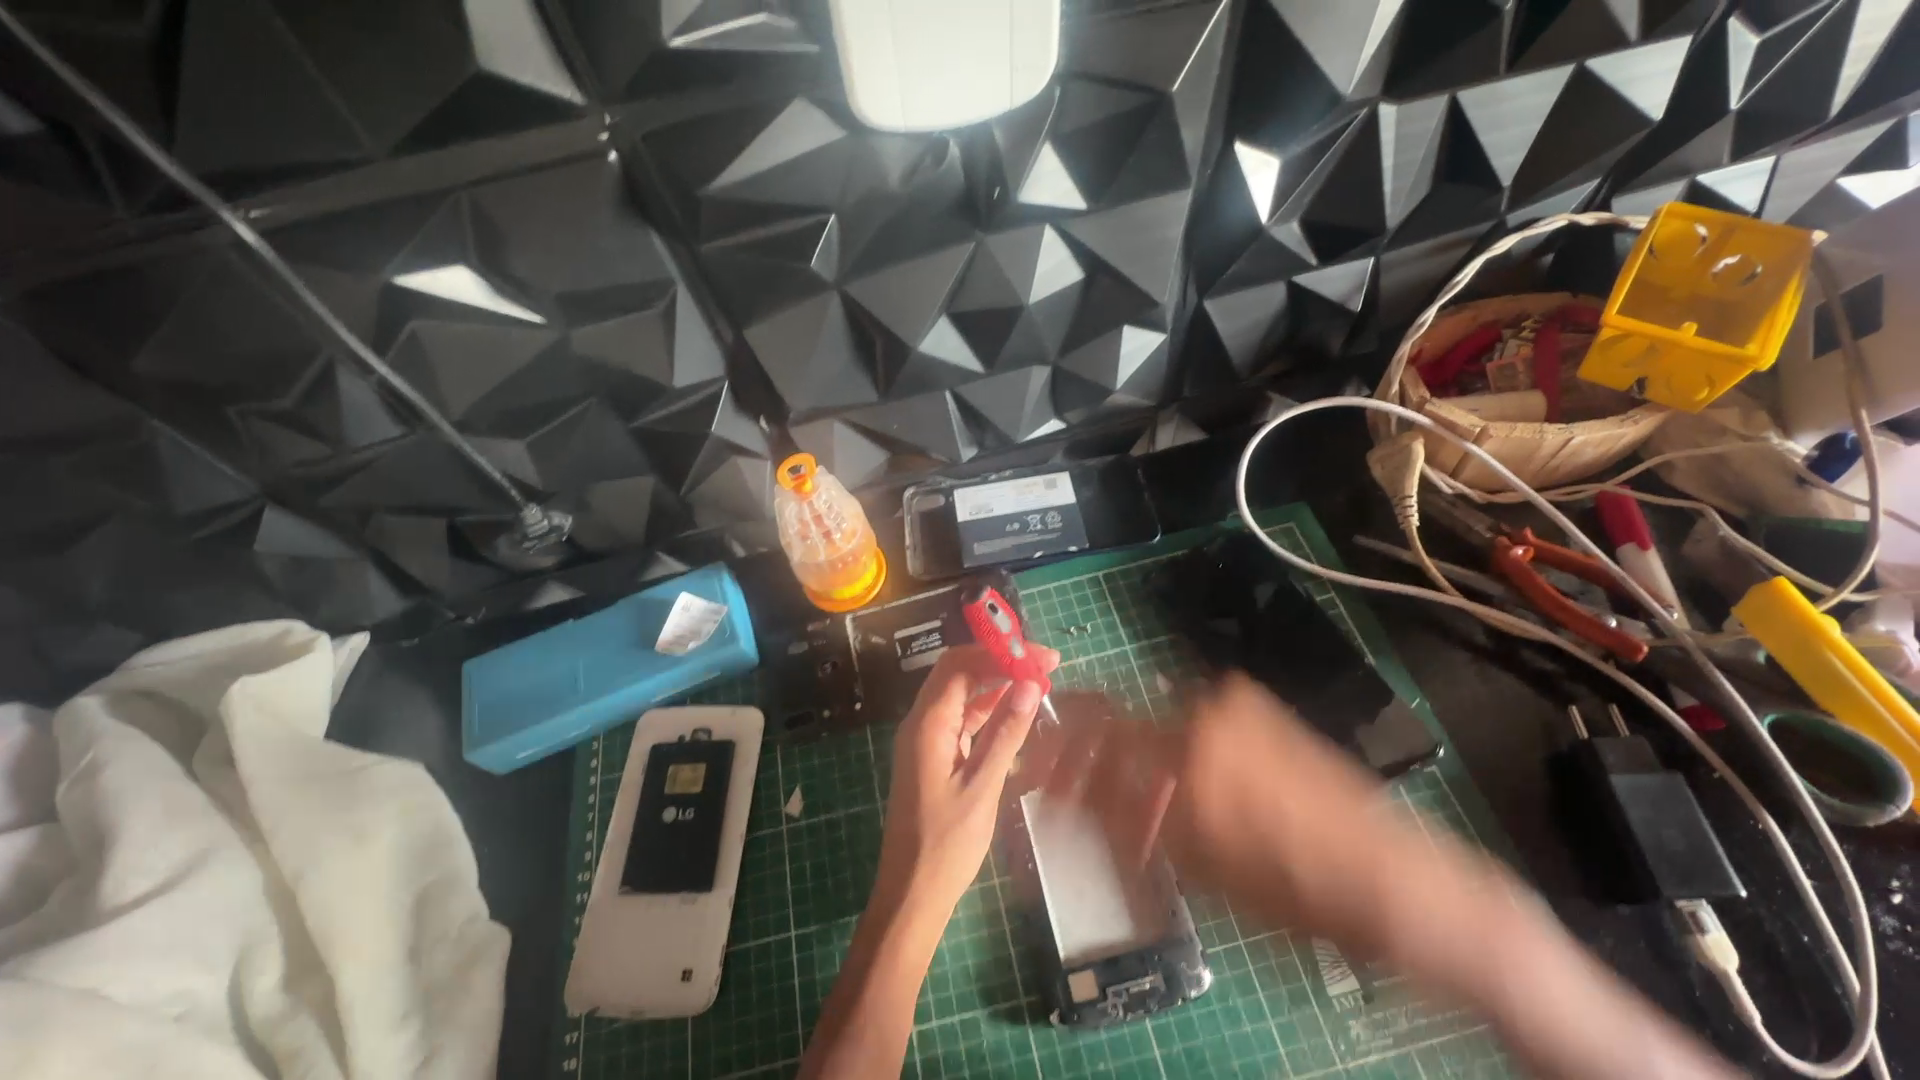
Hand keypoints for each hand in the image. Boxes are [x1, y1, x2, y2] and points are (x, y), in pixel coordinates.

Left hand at [874, 644, 1058, 915]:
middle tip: (1045, 664)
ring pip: (961, 695)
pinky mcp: (934, 757)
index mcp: (927, 725)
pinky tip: (1016, 710)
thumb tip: (1029, 684)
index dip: (1000, 652)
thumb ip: (1006, 733)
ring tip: (1039, 681)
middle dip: (1000, 661)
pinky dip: (988, 709)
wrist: (913, 891)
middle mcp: (922, 723)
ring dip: (996, 683)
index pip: (960, 665)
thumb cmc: (947, 843)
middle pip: (958, 673)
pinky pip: (961, 719)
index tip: (1042, 656)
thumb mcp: (983, 786)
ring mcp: (926, 740)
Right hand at [1029, 672, 1416, 951]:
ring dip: (1133, 759)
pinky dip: (1174, 753)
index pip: (1097, 740)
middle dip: (1089, 756)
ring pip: (1161, 728)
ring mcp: (1239, 708)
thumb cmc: (1290, 886)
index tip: (1032, 769)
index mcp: (1187, 745)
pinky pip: (1198, 728)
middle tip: (1065, 782)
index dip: (1058, 756)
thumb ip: (1124, 819)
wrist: (1389, 876)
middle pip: (1125, 727)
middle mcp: (1208, 711)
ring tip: (1121, 799)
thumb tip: (1069, 799)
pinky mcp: (1263, 715)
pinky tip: (1172, 789)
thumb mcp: (1194, 862)